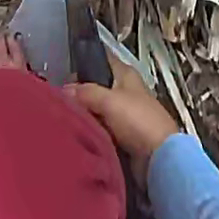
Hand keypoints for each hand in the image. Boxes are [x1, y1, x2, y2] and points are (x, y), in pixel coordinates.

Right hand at [66, 54, 178, 172]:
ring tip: (64, 121)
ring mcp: (124, 114)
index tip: (64, 72)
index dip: (85, 63)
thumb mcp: (109, 101)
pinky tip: (77, 136)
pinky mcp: (123, 137)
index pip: (102, 59)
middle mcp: (125, 90)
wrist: (159, 159)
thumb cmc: (137, 120)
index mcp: (126, 74)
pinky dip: (92, 132)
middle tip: (59, 102)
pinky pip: (101, 129)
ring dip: (85, 116)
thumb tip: (64, 91)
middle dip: (80, 94)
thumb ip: (86, 93)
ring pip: (97, 110)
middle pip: (97, 87)